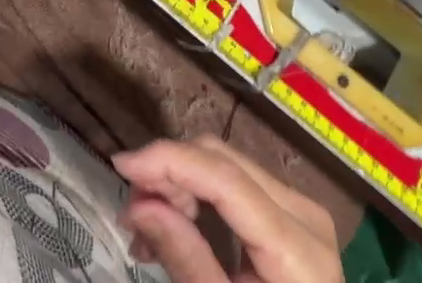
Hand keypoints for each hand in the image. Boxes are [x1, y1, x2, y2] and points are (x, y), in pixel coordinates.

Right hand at [114, 137, 342, 282]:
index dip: (170, 162)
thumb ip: (186, 261)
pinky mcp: (289, 210)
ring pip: (221, 163)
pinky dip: (194, 194)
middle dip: (167, 176)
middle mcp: (302, 210)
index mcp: (298, 247)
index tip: (119, 165)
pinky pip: (232, 181)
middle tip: (132, 220)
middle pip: (220, 160)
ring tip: (147, 232)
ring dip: (176, 185)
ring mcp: (298, 206)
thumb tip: (138, 207)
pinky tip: (174, 225)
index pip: (225, 179)